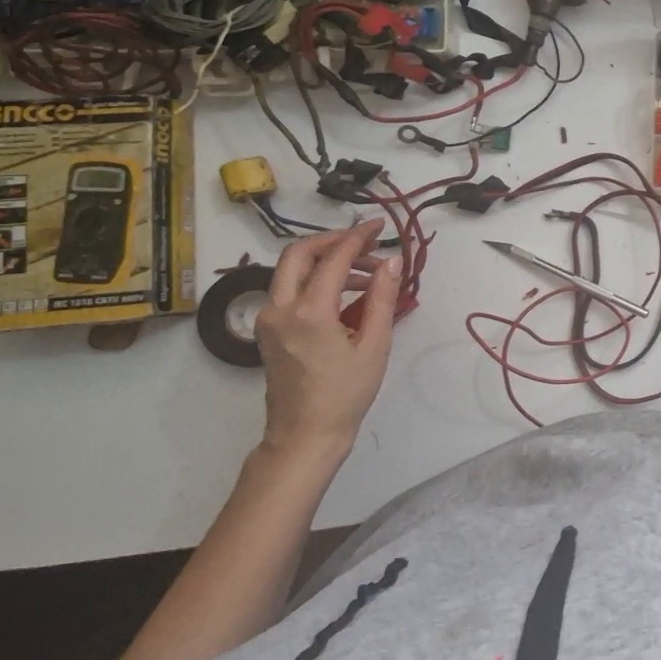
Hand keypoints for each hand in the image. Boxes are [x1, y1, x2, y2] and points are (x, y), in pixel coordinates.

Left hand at [255, 219, 402, 456]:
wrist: (305, 433)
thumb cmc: (346, 392)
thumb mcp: (374, 345)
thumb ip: (381, 299)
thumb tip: (392, 263)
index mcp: (309, 312)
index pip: (332, 260)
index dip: (357, 238)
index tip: (378, 227)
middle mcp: (280, 309)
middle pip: (298, 255)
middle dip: (333, 242)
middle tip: (366, 242)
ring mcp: (269, 320)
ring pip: (291, 272)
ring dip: (327, 263)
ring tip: (367, 276)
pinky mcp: (268, 330)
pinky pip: (290, 291)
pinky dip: (317, 282)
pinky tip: (347, 296)